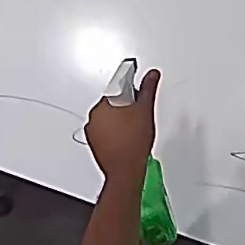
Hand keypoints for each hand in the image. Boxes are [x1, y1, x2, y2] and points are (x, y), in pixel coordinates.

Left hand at [85, 68, 159, 184]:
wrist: (125, 170)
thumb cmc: (133, 143)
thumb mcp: (146, 111)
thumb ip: (148, 89)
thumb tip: (152, 75)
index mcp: (105, 103)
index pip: (118, 86)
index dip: (131, 87)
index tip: (138, 86)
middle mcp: (95, 114)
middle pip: (113, 101)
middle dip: (126, 106)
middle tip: (139, 115)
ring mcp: (92, 129)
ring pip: (108, 116)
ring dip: (120, 119)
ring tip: (135, 129)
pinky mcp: (93, 141)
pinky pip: (104, 130)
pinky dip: (114, 131)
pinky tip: (126, 138)